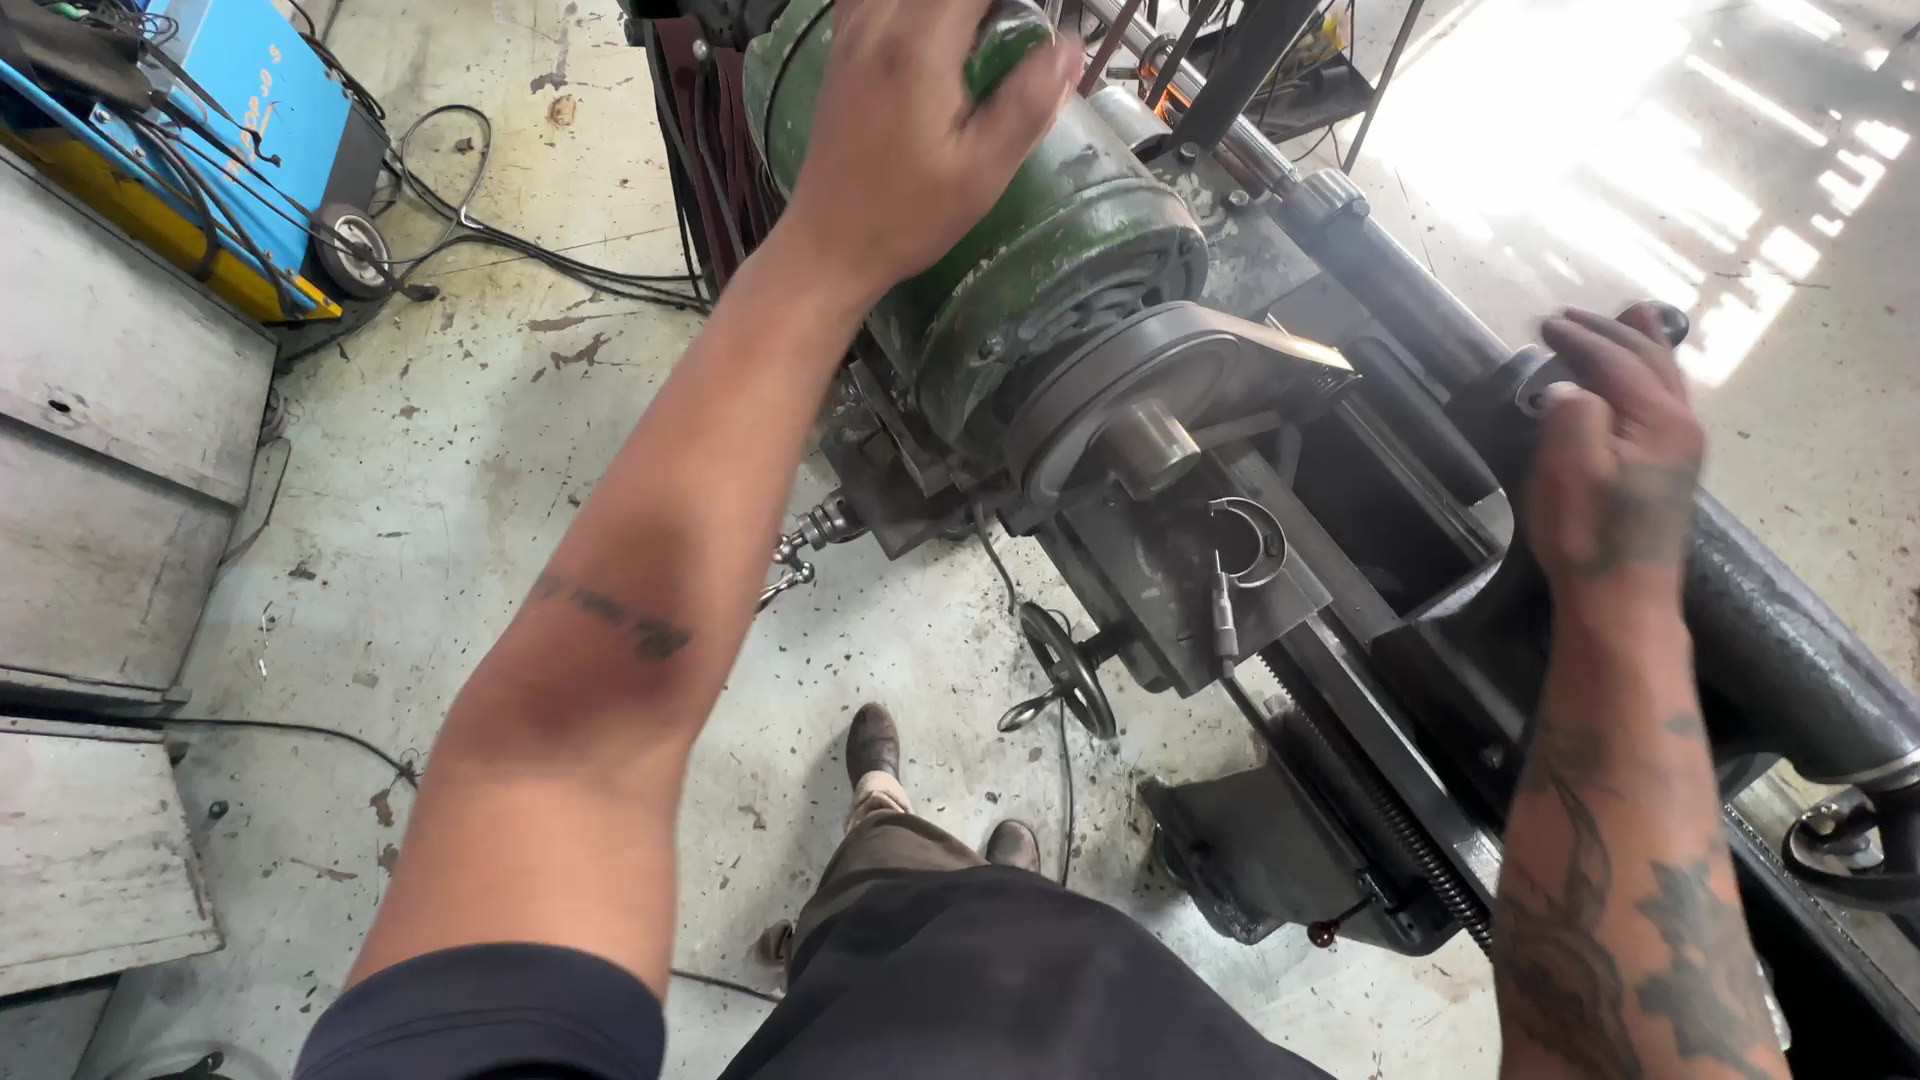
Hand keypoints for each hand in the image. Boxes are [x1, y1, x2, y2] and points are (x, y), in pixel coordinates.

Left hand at [774, 0, 1079, 304]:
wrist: (829, 245)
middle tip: (1010, 41)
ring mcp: (852, 26)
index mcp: (918, 42)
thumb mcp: (980, 175)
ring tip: (979, 43)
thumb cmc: (907, 219)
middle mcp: (878, 17)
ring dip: (957, 10)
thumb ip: (1027, 104)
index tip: (1032, 31)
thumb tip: (1069, 46)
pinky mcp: (842, 44)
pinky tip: (938, 44)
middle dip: (988, 7)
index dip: (1015, 3)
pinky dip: (918, 11)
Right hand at [1527, 304, 1704, 612]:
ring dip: (1642, 347)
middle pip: (1651, 363)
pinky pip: (1661, 403)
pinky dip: (1647, 377)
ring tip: (1634, 318)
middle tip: (1576, 314)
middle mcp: (1679, 426)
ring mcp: (1678, 450)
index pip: (1617, 363)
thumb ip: (1572, 415)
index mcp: (1657, 421)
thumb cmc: (1588, 531)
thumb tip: (1564, 388)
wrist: (1619, 594)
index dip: (1582, 339)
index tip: (1544, 323)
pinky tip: (1638, 381)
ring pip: (1664, 381)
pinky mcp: (1665, 470)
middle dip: (1615, 333)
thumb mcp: (1570, 468)